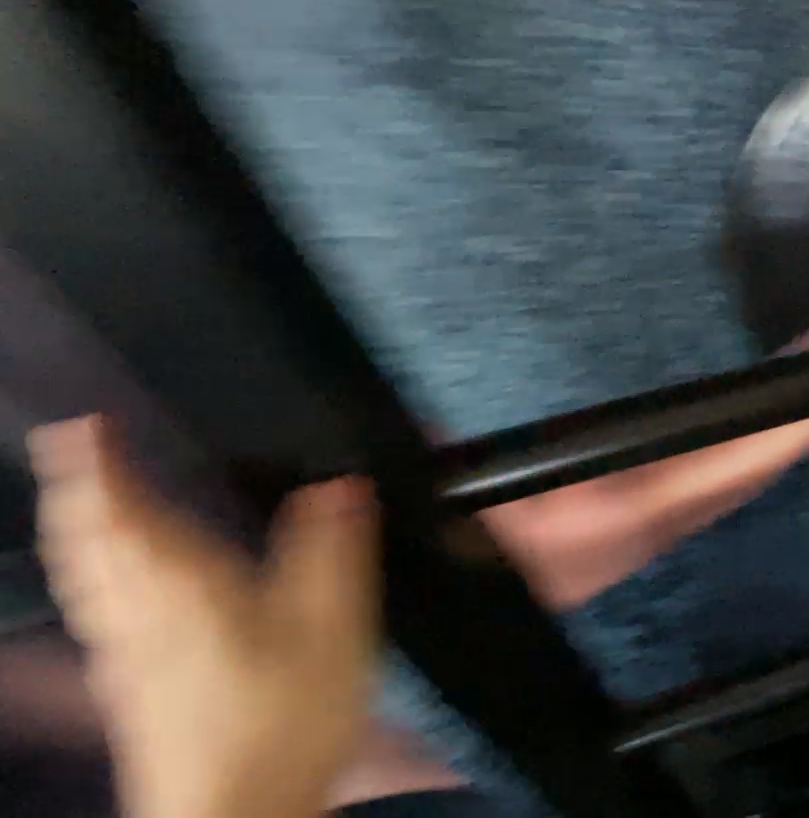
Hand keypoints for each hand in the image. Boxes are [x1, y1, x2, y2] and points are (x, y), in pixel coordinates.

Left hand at [30, 416, 377, 817]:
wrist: (239, 810)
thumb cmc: (286, 712)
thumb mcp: (334, 622)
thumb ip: (333, 548)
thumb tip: (338, 483)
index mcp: (183, 591)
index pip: (124, 517)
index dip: (100, 468)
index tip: (86, 425)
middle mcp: (140, 617)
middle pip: (90, 547)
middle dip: (76, 493)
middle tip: (74, 449)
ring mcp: (131, 656)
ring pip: (88, 578)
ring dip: (81, 530)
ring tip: (86, 497)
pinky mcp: (139, 685)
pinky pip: (103, 605)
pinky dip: (100, 568)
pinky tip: (122, 578)